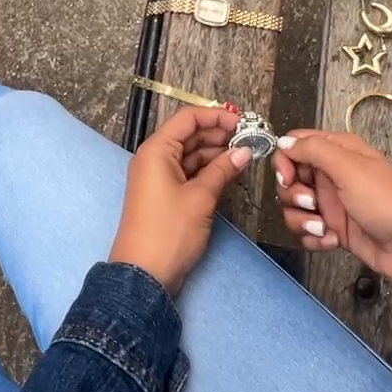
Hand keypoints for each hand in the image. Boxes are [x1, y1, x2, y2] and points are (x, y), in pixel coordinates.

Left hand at [109, 106, 251, 294]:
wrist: (143, 275)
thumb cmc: (168, 232)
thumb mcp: (200, 198)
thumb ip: (222, 170)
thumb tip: (243, 152)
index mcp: (156, 150)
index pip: (187, 119)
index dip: (216, 116)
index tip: (242, 122)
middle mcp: (154, 158)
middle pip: (188, 135)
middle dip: (218, 134)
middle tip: (248, 139)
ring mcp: (158, 177)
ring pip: (189, 154)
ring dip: (215, 152)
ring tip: (244, 155)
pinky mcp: (164, 194)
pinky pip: (187, 172)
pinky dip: (207, 170)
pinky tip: (228, 171)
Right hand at [273, 129, 391, 309]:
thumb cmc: (388, 203)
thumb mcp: (349, 168)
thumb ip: (313, 149)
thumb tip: (283, 141)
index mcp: (338, 150)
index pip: (296, 144)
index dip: (285, 160)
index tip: (287, 178)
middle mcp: (332, 173)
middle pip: (290, 177)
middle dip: (292, 194)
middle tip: (311, 204)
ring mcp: (333, 202)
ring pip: (295, 206)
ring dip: (302, 219)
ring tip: (323, 228)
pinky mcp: (335, 228)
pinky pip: (307, 230)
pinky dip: (313, 237)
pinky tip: (331, 241)